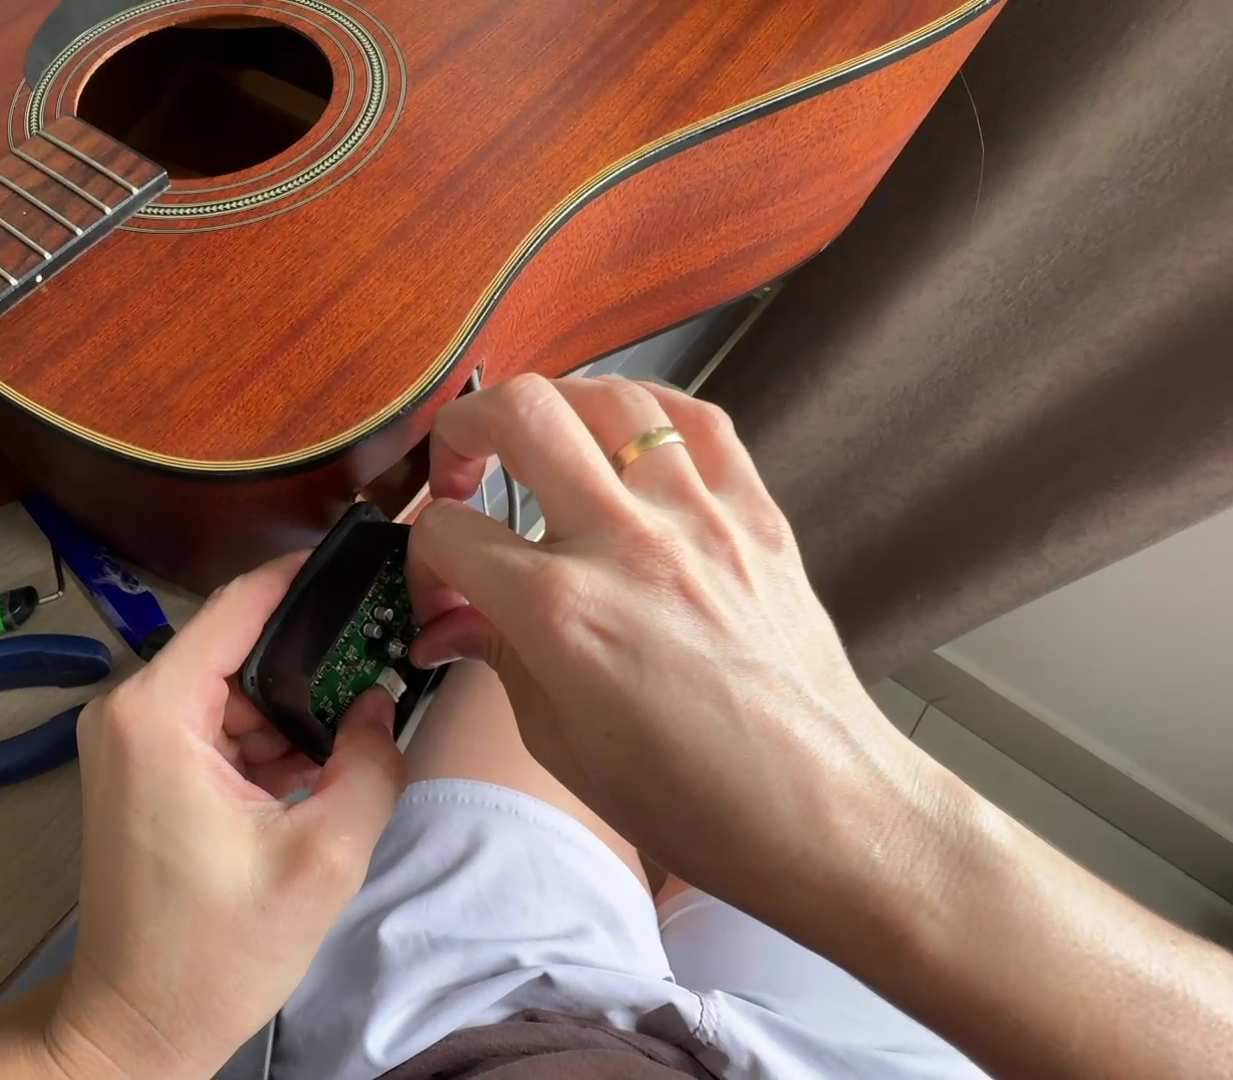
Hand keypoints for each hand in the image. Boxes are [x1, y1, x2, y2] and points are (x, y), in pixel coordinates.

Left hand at [50, 554, 407, 1079]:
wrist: (135, 1026)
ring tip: (346, 735)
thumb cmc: (216, 954)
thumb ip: (368, 764)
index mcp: (157, 713)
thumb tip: (378, 700)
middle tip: (373, 663)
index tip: (351, 560)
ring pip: (227, 686)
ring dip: (285, 709)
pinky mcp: (138, 762)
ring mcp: (128, 734)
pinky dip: (258, 738)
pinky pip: (211, 721)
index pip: (236, 606)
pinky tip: (303, 773)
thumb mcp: (323, 858)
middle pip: (233, 647)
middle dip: (305, 658)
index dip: (295, 576)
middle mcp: (129, 707)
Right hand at [406, 375, 960, 925]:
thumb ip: (490, 651)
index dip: (421, 558)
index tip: (435, 589)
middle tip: (457, 474)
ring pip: (609, 396)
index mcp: (561, 612)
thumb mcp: (552, 733)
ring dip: (549, 408)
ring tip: (533, 445)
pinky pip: (698, 421)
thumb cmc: (686, 797)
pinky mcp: (756, 517)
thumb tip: (443, 622)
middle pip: (520, 415)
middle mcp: (627, 545)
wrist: (825, 817)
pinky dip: (644, 412)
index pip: (449, 535)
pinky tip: (620, 437)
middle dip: (461, 430)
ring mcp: (700, 520)